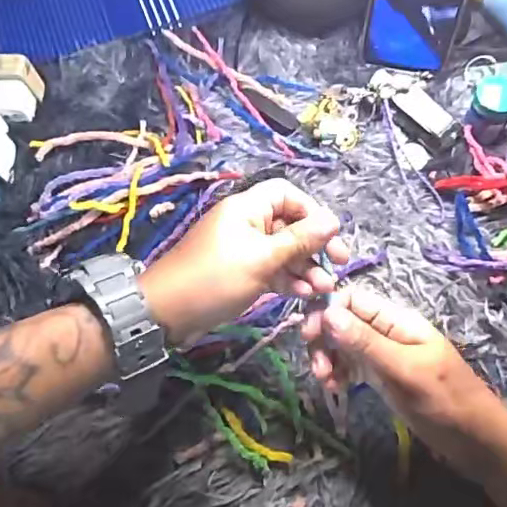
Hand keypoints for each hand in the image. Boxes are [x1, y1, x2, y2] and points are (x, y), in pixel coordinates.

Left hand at [141, 179, 348, 344]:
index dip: (312, 211)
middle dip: (315, 246)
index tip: (331, 236)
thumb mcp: (263, 259)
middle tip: (339, 266)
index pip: (288, 194)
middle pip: (290, 225)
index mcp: (247, 207)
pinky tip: (305, 295)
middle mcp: (246, 223)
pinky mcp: (241, 272)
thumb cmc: (215, 278)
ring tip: (323, 289)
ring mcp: (243, 249)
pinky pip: (272, 269)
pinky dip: (288, 279)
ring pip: (283, 251)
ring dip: (305, 268)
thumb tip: (334, 220)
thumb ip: (300, 240)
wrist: (166, 313)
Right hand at [302, 287, 506, 474]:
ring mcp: (384, 355)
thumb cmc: (445, 400)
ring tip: (326, 382)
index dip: (327, 312)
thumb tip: (327, 313)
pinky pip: (351, 365)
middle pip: (342, 321)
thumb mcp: (404, 370)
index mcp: (397, 320)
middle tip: (318, 368)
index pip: (352, 299)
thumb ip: (366, 342)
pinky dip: (338, 373)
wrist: (476, 439)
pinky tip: (334, 388)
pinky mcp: (382, 376)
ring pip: (343, 344)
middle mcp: (387, 332)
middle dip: (324, 339)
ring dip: (328, 358)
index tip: (311, 337)